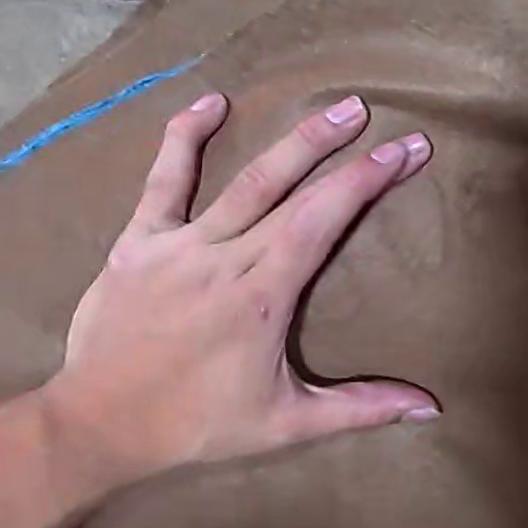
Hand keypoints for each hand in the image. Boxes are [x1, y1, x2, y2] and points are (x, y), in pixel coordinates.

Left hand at [39, 92, 439, 489]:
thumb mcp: (287, 423)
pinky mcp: (137, 241)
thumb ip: (361, 408)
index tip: (406, 150)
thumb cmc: (198, 423)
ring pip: (245, 181)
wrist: (97, 424)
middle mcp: (224, 259)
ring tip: (332, 108)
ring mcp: (178, 245)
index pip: (324, 221)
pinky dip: (184, 139)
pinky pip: (163, 182)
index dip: (367, 180)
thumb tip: (431, 408)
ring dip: (292, 140)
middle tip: (376, 115)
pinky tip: (212, 103)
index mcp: (262, 295)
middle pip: (295, 193)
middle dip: (344, 153)